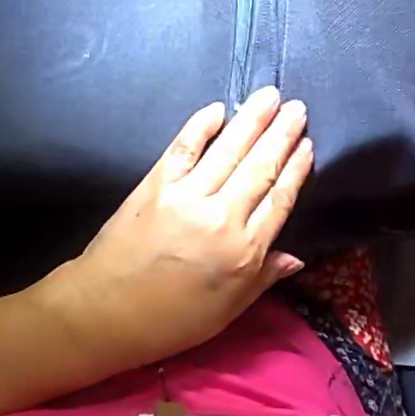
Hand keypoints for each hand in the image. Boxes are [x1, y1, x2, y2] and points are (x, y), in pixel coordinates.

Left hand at [38, 87, 313, 371]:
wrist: (106, 310)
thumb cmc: (171, 319)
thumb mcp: (227, 310)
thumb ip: (262, 278)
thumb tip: (296, 257)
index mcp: (244, 251)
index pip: (279, 199)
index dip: (296, 169)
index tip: (308, 145)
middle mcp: (221, 216)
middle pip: (259, 167)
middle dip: (281, 135)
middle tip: (297, 108)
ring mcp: (186, 196)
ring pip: (227, 151)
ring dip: (251, 120)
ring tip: (269, 96)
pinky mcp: (155, 185)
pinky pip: (182, 148)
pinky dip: (200, 126)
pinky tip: (216, 110)